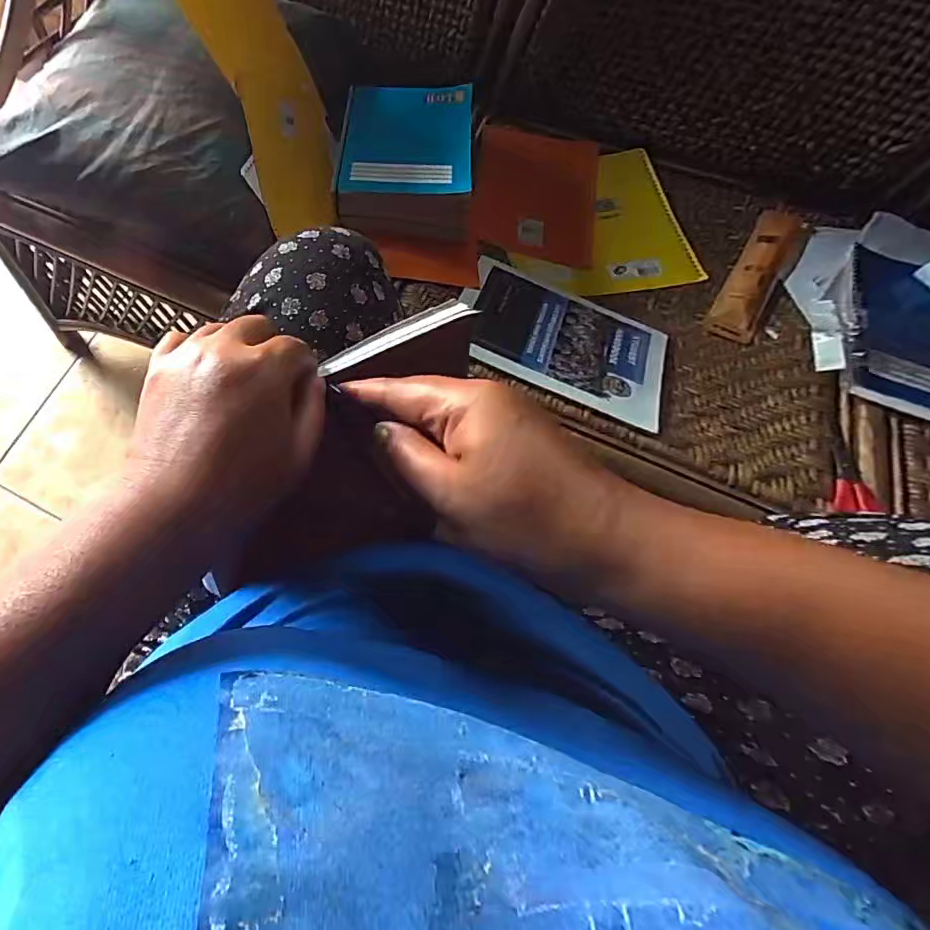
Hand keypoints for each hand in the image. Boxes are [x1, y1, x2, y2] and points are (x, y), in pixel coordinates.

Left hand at [126, 317, 325, 537]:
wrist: (172, 504)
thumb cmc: (236, 487)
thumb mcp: (298, 453)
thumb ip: (313, 407)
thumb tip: (312, 383)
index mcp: (264, 369)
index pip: (295, 346)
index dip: (303, 367)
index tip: (299, 383)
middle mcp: (224, 351)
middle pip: (258, 326)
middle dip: (270, 349)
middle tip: (269, 382)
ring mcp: (187, 356)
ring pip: (221, 329)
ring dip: (235, 347)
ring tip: (236, 382)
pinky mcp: (159, 367)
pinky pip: (183, 340)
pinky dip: (198, 351)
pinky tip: (206, 377)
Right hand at [341, 376, 637, 593]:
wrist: (606, 542)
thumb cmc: (525, 521)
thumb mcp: (451, 494)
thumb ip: (404, 456)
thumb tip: (376, 429)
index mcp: (467, 400)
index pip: (399, 387)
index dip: (360, 392)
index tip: (322, 397)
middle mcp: (486, 397)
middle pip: (419, 399)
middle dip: (381, 414)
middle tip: (335, 431)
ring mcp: (505, 416)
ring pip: (440, 419)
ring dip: (409, 433)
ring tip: (364, 448)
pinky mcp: (516, 440)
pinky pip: (461, 436)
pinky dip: (435, 448)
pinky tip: (414, 463)